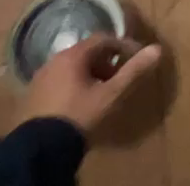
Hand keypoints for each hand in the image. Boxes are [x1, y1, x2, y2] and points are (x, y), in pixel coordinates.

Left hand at [19, 34, 162, 140]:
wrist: (38, 150)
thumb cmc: (79, 116)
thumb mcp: (110, 95)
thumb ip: (133, 71)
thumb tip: (157, 49)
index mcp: (73, 55)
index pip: (104, 39)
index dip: (123, 46)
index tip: (136, 58)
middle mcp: (54, 60)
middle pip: (86, 52)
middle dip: (106, 62)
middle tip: (118, 78)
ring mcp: (40, 77)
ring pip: (71, 67)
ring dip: (89, 74)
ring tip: (101, 92)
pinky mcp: (32, 95)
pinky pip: (58, 81)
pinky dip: (73, 85)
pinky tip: (79, 103)